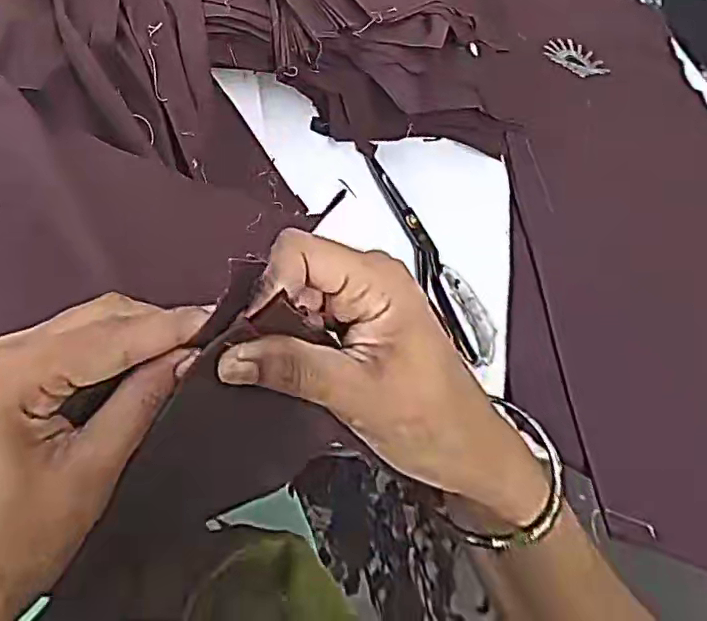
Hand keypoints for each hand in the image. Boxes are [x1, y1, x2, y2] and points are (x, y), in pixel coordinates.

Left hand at [0, 294, 209, 619]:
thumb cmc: (13, 536)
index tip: (215, 322)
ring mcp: (17, 354)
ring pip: (96, 322)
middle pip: (102, 316)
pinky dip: (123, 345)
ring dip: (143, 331)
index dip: (167, 326)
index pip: (108, 335)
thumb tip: (184, 359)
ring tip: (190, 343)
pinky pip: (84, 340)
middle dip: (159, 323)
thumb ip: (138, 405)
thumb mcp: (89, 473)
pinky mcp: (26, 369)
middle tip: (210, 336)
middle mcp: (13, 348)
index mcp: (18, 370)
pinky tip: (152, 356)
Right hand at [217, 229, 548, 529]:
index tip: (253, 328)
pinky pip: (301, 311)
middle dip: (269, 310)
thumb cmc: (442, 423)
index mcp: (376, 279)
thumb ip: (290, 367)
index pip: (296, 250)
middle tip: (261, 352)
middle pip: (289, 267)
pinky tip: (295, 363)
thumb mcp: (357, 395)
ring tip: (285, 363)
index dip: (268, 285)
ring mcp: (357, 296)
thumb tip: (235, 355)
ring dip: (278, 327)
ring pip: (291, 290)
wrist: (471, 457)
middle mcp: (366, 277)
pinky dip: (288, 337)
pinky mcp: (350, 316)